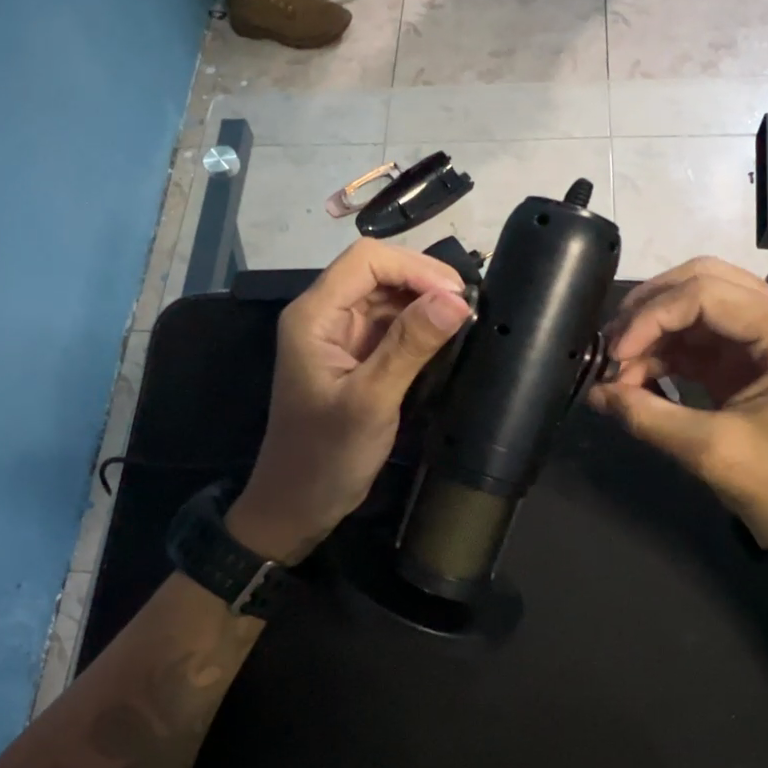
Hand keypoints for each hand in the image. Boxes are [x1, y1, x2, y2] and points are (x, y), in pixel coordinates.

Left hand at [227, 240, 471, 564]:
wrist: (297, 505)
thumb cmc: (325, 457)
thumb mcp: (371, 400)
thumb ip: (410, 345)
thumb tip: (456, 299)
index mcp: (314, 316)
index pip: (367, 261)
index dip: (415, 268)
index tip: (458, 296)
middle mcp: (324, 316)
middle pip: (378, 274)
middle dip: (424, 283)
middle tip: (470, 310)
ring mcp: (340, 337)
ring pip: (387, 299)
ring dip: (425, 304)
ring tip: (465, 323)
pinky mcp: (355, 359)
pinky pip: (390, 328)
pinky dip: (419, 328)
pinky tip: (445, 341)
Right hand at [587, 257, 767, 572]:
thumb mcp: (715, 451)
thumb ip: (648, 416)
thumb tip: (594, 393)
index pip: (703, 293)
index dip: (650, 318)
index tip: (613, 359)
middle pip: (703, 284)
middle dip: (650, 311)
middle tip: (611, 348)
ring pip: (701, 310)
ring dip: (656, 333)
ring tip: (618, 371)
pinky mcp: (756, 368)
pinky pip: (704, 344)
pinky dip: (669, 357)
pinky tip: (637, 381)